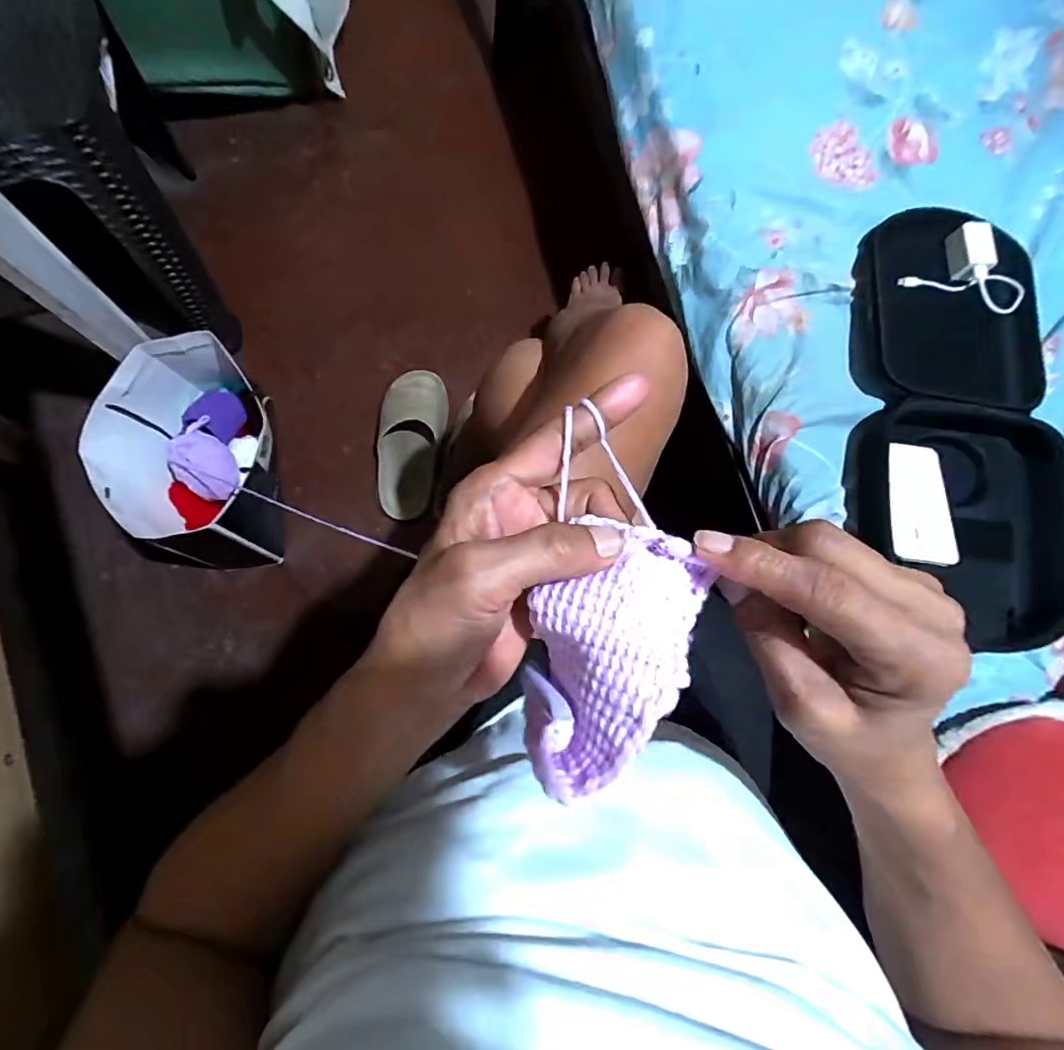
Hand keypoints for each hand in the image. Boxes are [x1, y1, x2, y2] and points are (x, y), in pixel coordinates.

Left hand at [358, 375, 647, 716]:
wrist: (424, 681)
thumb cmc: (436, 619)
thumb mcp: (482, 574)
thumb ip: (548, 549)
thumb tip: (617, 539)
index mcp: (493, 491)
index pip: (551, 441)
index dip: (595, 413)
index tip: (639, 383)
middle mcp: (516, 512)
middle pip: (585, 491)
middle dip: (610, 514)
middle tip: (617, 556)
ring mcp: (533, 552)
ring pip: (593, 532)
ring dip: (613, 551)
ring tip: (619, 581)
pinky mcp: (545, 587)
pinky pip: (589, 569)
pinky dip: (607, 578)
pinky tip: (621, 594)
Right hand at [693, 521, 969, 791]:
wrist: (892, 747)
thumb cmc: (847, 741)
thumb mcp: (798, 707)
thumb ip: (768, 639)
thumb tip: (730, 578)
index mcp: (918, 656)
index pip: (830, 591)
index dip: (763, 564)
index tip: (703, 546)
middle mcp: (932, 611)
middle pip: (831, 549)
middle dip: (765, 551)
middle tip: (718, 567)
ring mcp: (925, 588)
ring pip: (832, 541)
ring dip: (777, 553)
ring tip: (753, 585)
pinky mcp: (907, 576)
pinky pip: (838, 549)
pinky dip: (796, 559)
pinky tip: (786, 589)